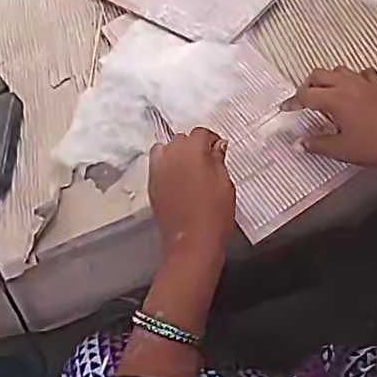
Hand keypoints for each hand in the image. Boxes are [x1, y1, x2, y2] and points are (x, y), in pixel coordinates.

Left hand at [149, 128, 235, 259]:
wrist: (193, 243)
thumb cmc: (214, 214)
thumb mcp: (225, 184)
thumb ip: (218, 160)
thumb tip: (217, 146)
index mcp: (192, 151)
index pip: (200, 134)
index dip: (211, 140)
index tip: (219, 149)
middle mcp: (171, 156)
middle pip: (180, 139)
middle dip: (193, 145)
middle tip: (207, 160)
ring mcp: (158, 171)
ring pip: (164, 150)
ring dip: (176, 154)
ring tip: (189, 168)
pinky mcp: (151, 186)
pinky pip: (157, 167)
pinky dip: (167, 167)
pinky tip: (179, 181)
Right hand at [288, 67, 376, 169]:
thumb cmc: (376, 146)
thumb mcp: (341, 150)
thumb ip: (317, 144)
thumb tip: (301, 143)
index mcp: (335, 100)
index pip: (306, 95)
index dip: (293, 102)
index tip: (286, 109)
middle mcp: (347, 85)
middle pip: (318, 75)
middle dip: (307, 86)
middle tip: (303, 102)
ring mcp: (365, 83)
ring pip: (338, 70)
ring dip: (327, 80)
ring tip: (325, 95)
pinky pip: (361, 73)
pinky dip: (352, 78)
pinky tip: (353, 90)